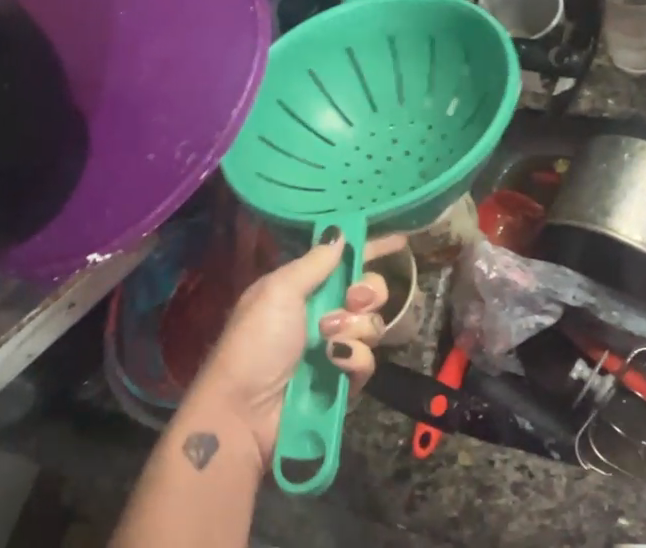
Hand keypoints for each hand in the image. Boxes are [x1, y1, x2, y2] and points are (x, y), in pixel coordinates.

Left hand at [187, 233, 408, 464]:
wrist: (245, 413)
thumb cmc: (256, 343)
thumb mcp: (278, 292)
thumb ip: (314, 263)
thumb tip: (339, 233)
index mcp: (303, 288)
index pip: (344, 261)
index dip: (371, 248)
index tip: (400, 241)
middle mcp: (322, 315)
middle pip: (368, 291)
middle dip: (368, 290)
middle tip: (352, 299)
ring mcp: (335, 349)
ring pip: (372, 325)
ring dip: (354, 327)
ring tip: (328, 339)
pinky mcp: (344, 381)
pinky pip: (367, 360)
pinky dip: (354, 359)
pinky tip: (335, 363)